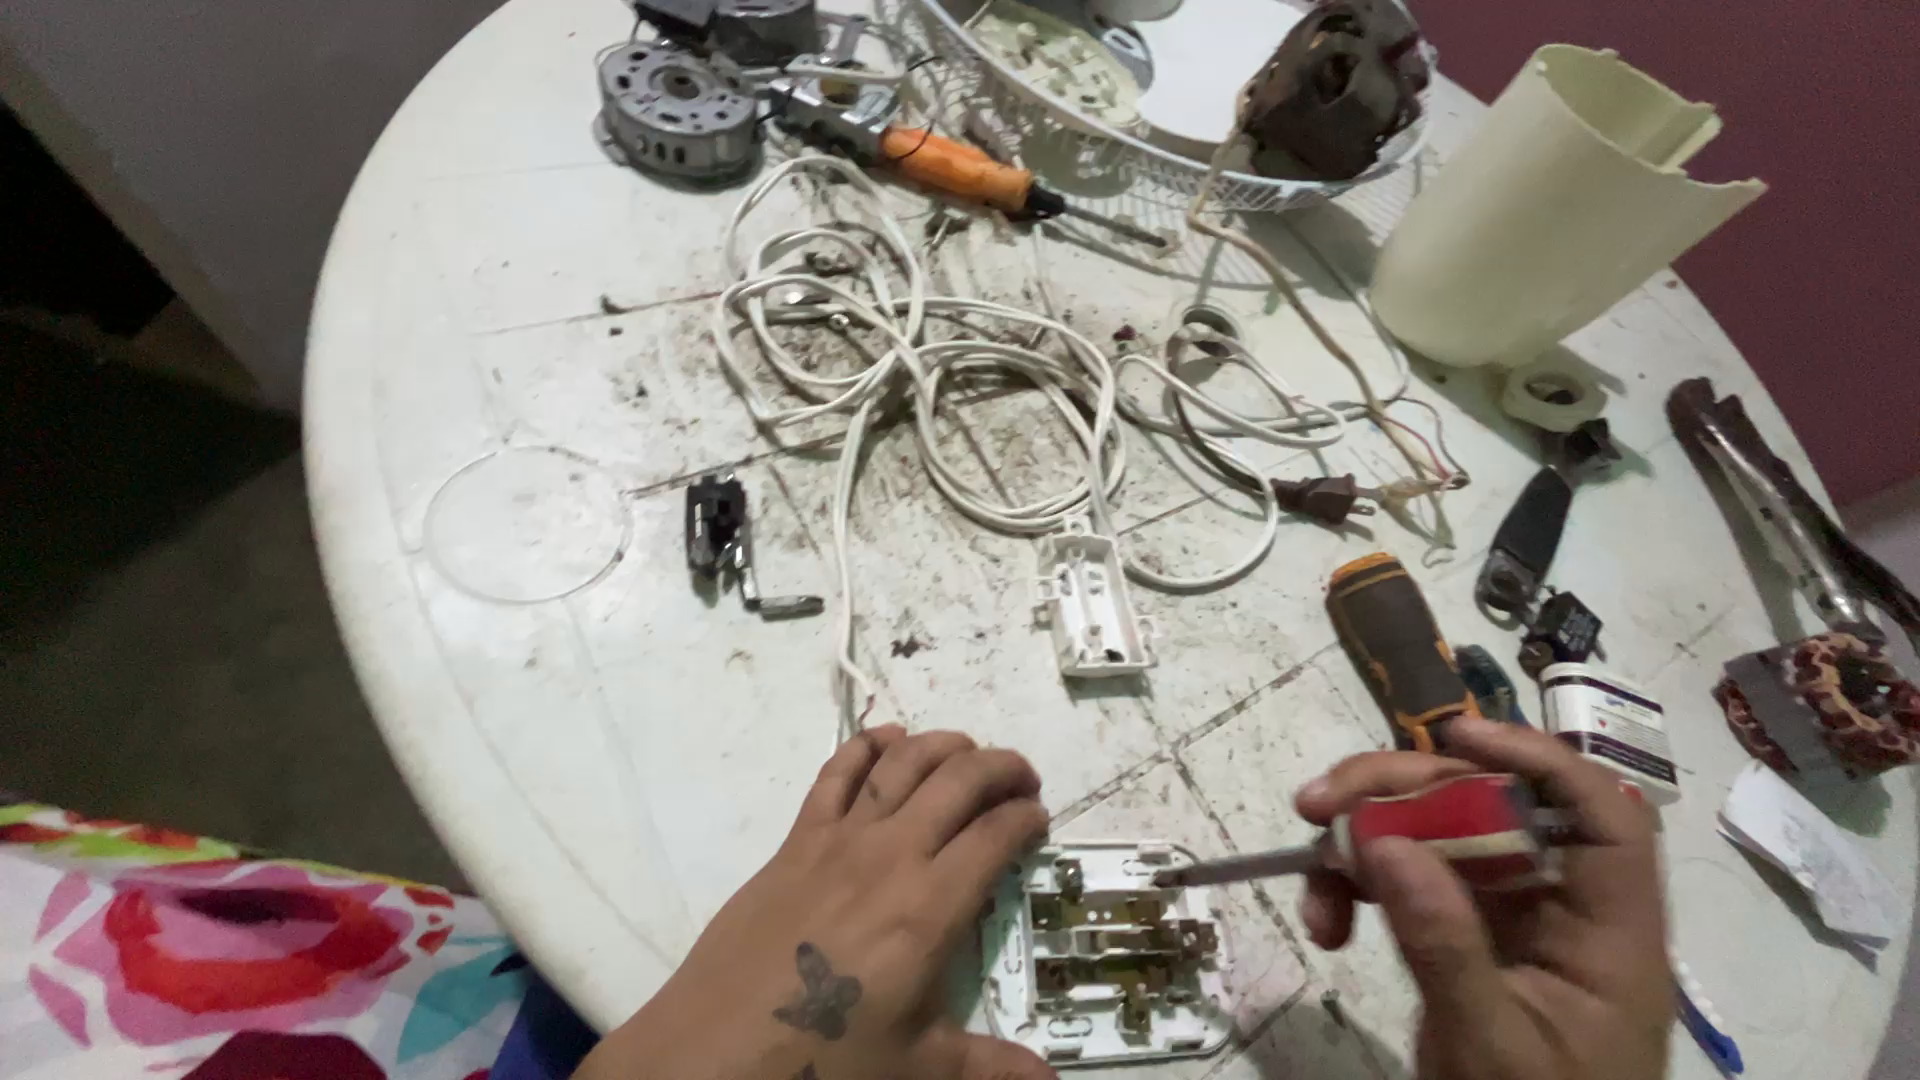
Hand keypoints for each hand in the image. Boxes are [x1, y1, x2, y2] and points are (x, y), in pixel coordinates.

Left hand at [577, 726, 1055, 1079]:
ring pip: (905, 761)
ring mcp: (841, 837)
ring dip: (946, 744)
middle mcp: (893, 853)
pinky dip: (868, 744)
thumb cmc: (823, 1062)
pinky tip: (888, 738)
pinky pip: (837, 771)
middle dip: (1002, 767)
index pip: (996, 836)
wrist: (712, 1053)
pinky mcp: (799, 836)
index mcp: (931, 906)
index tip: (1039, 819)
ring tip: (969, 751)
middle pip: (961, 780)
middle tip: (1022, 779)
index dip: (1026, 817)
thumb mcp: (916, 1069)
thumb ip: (990, 1068)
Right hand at [1293, 716, 1670, 1079]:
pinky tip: (1321, 923)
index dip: (1539, 760)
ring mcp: (1496, 912)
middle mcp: (1550, 904)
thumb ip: (1444, 947)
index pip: (1601, 819)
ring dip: (1357, 837)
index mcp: (1602, 933)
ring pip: (1425, 830)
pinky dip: (1348, 887)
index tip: (1455, 734)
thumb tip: (1384, 839)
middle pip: (1482, 804)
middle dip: (1395, 790)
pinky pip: (1393, 875)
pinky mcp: (1449, 925)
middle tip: (1320, 802)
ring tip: (1309, 871)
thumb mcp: (1491, 1047)